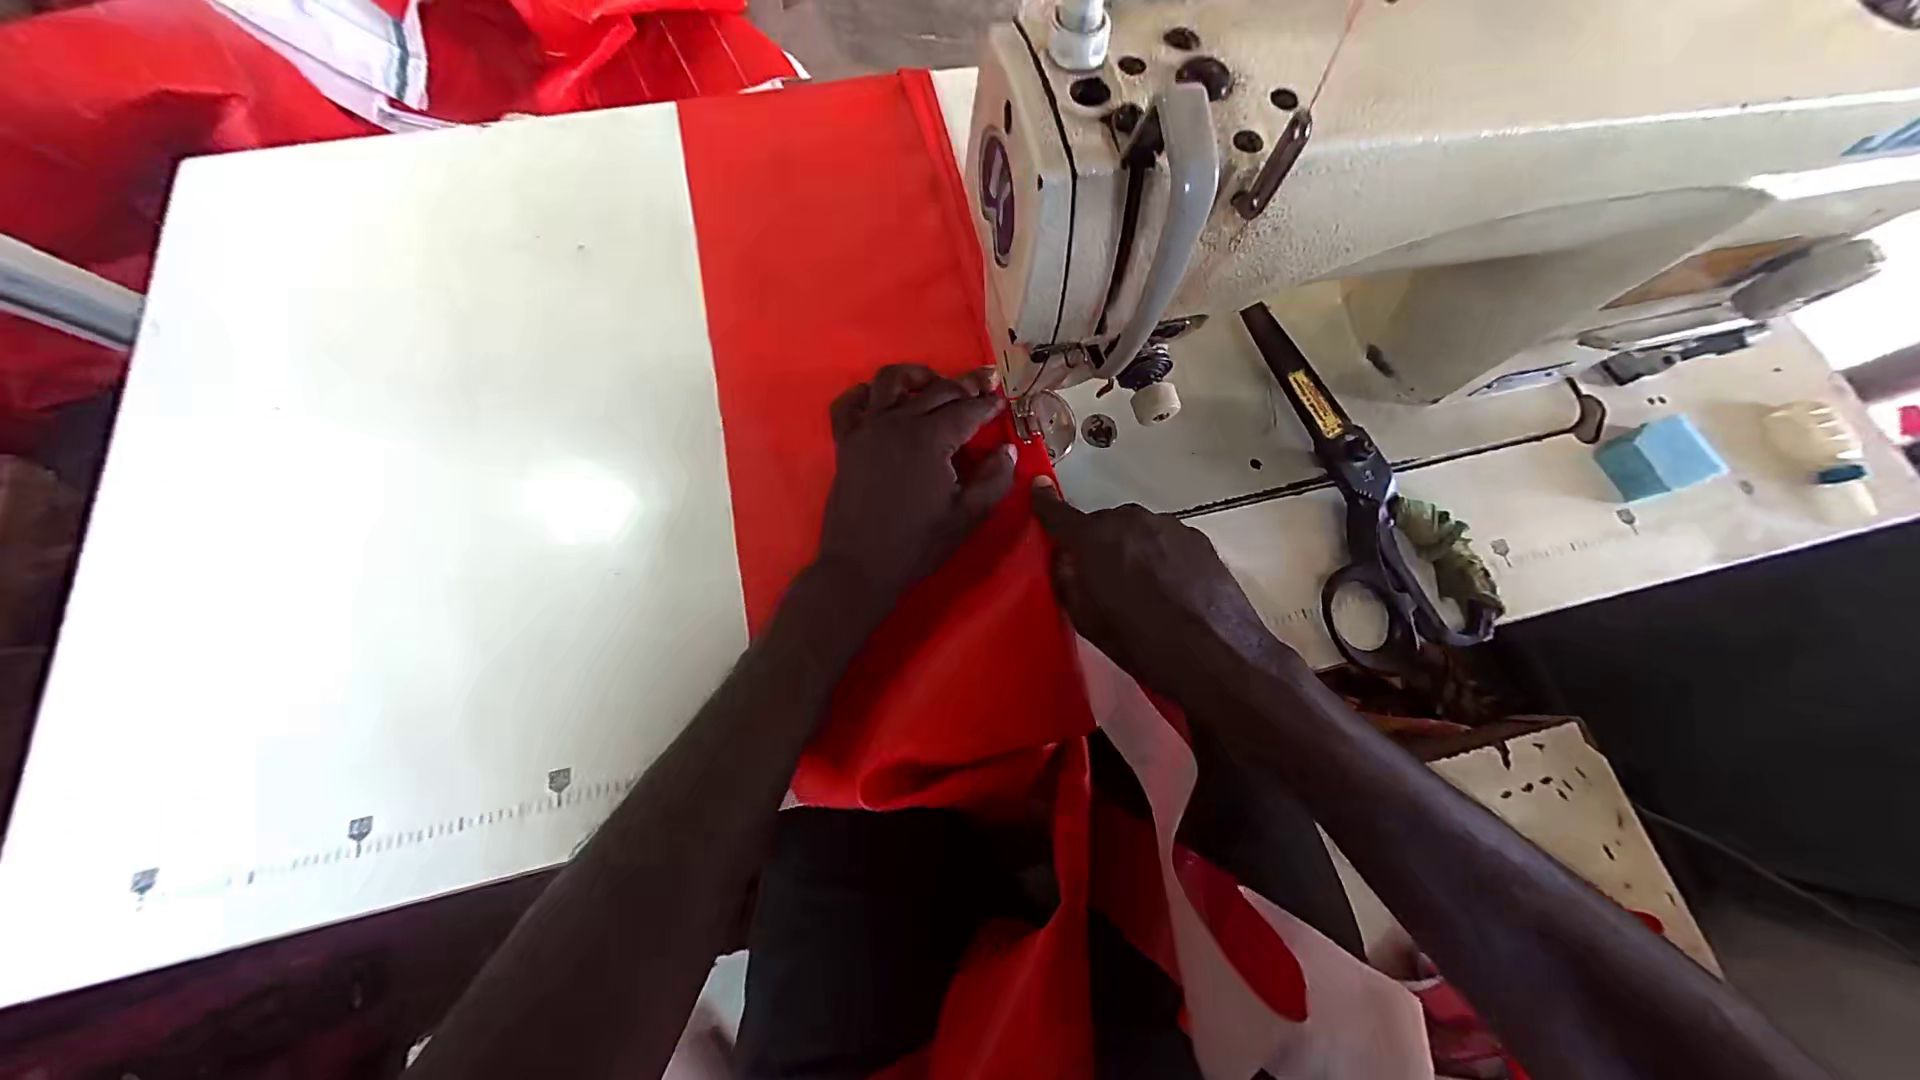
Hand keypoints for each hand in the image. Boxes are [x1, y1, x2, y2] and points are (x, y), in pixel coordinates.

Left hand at [815, 364, 1017, 612]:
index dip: (989, 405)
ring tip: (934, 382)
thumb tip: (1007, 450)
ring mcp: (867, 429)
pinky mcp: (845, 442)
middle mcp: (898, 422)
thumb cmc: (917, 544)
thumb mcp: (966, 516)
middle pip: (937, 390)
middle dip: (966, 385)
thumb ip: (993, 479)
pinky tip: (880, 400)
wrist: (860, 566)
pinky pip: (849, 403)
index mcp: (931, 438)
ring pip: (891, 381)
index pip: (967, 410)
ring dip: (918, 375)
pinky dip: (866, 394)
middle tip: (985, 383)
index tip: (1002, 401)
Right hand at [1030, 477, 1303, 704]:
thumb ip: (1069, 583)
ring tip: (1140, 587)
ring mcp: (1169, 526)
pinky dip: (1158, 554)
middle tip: (1099, 577)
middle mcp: (1131, 522)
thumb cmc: (1143, 645)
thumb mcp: (1089, 623)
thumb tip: (1066, 562)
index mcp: (1096, 540)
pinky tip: (1169, 588)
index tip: (1038, 488)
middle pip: (1102, 523)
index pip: (1060, 514)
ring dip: (1130, 548)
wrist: (1219, 656)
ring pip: (1136, 529)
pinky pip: (1164, 539)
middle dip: (1096, 543)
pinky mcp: (1198, 538)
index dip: (1045, 501)